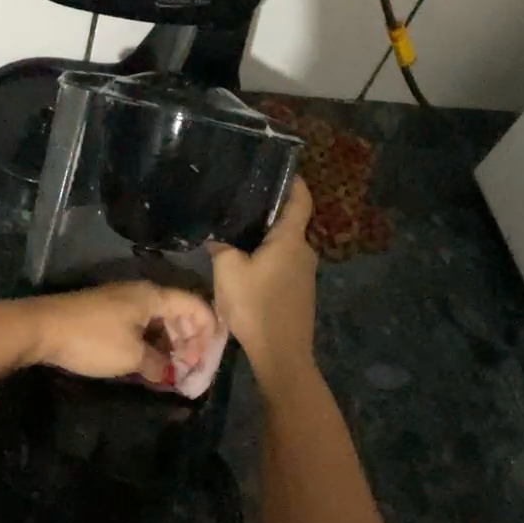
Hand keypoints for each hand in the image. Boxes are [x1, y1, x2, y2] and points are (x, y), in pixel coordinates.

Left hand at [18, 282, 218, 383]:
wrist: (41, 328)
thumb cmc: (92, 339)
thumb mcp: (131, 357)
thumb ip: (159, 364)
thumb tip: (172, 373)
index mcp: (153, 296)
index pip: (196, 306)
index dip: (207, 333)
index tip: (204, 362)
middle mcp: (141, 293)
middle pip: (179, 312)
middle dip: (190, 341)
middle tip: (190, 372)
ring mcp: (123, 302)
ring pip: (159, 321)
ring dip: (170, 345)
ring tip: (172, 373)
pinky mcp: (108, 313)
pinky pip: (141, 326)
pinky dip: (151, 344)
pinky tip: (150, 365)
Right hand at [209, 179, 317, 381]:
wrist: (281, 354)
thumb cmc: (256, 305)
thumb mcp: (227, 270)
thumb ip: (222, 246)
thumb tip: (218, 234)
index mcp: (290, 239)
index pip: (300, 200)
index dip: (294, 181)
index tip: (280, 168)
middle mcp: (304, 251)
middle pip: (290, 223)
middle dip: (268, 212)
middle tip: (241, 201)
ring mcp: (306, 274)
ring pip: (285, 246)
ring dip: (265, 239)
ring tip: (237, 232)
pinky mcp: (300, 292)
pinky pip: (284, 264)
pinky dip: (268, 258)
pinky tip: (247, 264)